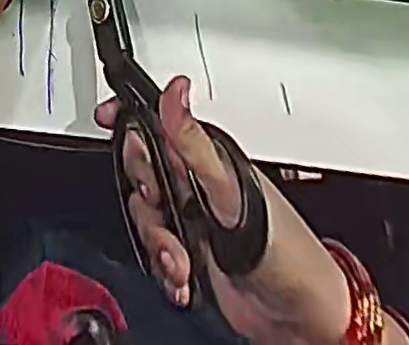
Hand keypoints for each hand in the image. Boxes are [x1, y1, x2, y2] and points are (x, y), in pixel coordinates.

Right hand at [98, 78, 386, 342]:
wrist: (302, 318)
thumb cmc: (284, 248)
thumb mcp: (230, 189)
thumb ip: (193, 140)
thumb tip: (177, 89)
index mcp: (203, 156)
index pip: (154, 123)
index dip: (126, 117)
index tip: (106, 115)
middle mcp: (192, 182)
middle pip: (139, 168)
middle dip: (142, 191)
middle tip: (160, 203)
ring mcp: (188, 216)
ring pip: (143, 213)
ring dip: (157, 240)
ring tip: (181, 260)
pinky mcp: (186, 250)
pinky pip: (153, 250)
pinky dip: (164, 268)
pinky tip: (183, 277)